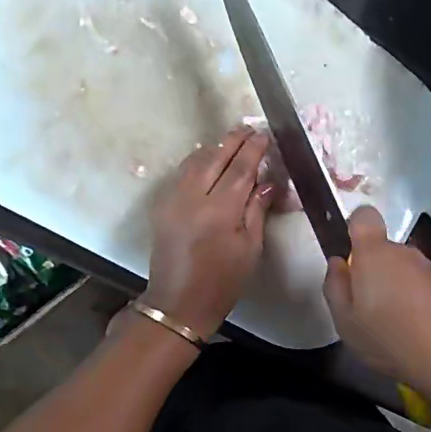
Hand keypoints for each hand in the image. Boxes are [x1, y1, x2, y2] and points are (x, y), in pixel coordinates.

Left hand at [142, 127, 274, 338]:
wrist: (179, 303)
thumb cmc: (223, 282)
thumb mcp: (250, 249)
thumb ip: (257, 210)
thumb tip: (267, 182)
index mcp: (220, 210)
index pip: (240, 168)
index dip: (254, 150)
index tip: (264, 135)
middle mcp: (193, 197)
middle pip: (215, 157)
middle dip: (233, 141)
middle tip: (249, 128)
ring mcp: (174, 199)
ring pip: (195, 161)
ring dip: (214, 148)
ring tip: (231, 141)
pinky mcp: (163, 206)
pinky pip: (182, 174)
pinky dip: (198, 162)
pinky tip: (208, 161)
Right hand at [323, 205, 430, 407]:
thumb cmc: (388, 338)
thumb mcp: (345, 321)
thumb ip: (335, 286)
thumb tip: (338, 263)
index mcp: (374, 253)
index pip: (364, 217)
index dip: (354, 229)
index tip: (350, 258)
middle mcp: (404, 252)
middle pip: (382, 250)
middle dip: (372, 271)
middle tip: (365, 307)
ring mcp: (428, 268)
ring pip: (401, 269)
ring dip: (393, 289)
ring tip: (389, 325)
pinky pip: (418, 286)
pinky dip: (412, 301)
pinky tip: (411, 330)